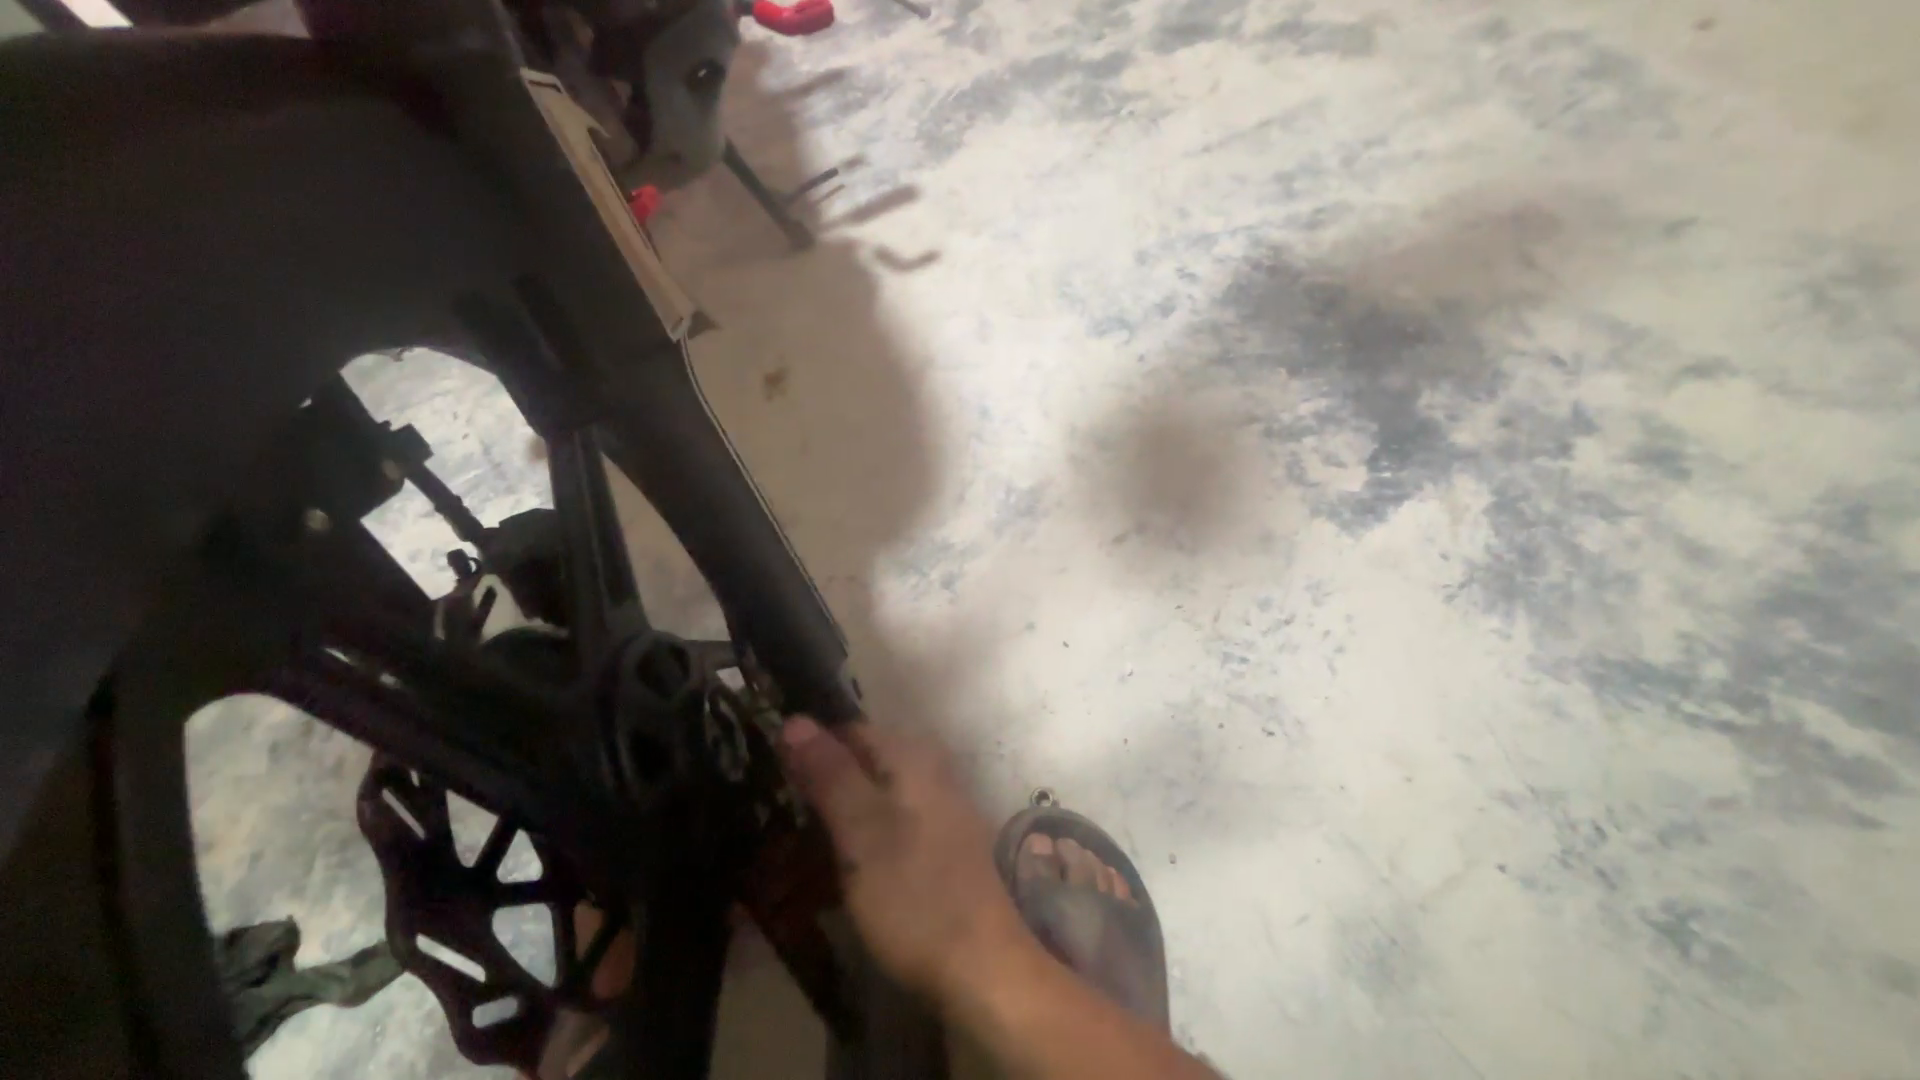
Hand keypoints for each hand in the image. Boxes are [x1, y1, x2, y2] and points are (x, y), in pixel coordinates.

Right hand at [779, 717, 1030, 1002]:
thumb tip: (795, 720)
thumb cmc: (914, 894)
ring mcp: (943, 809)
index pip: (849, 731)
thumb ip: (830, 774)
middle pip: (865, 763)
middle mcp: (933, 771)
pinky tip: (845, 873)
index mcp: (914, 757)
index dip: (809, 752)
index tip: (774, 783)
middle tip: (785, 824)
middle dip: (824, 788)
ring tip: (804, 853)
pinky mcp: (944, 846)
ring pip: (877, 797)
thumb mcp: (860, 832)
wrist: (983, 965)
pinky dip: (865, 841)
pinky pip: (893, 826)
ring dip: (841, 819)